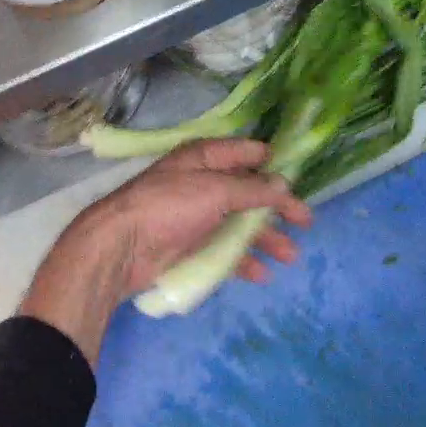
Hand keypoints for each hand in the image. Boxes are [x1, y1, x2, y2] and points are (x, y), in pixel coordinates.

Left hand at [19, 140, 312, 360]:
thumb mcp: (216, 190)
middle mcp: (203, 182)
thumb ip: (253, 189)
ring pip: (239, 224)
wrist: (120, 247)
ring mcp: (196, 216)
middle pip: (248, 192)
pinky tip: (261, 274)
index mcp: (205, 157)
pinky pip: (223, 251)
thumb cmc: (169, 205)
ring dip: (264, 238)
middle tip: (305, 222)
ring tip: (291, 255)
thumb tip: (284, 185)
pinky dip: (243, 260)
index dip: (273, 162)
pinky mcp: (189, 246)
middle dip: (276, 207)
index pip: (247, 153)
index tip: (299, 175)